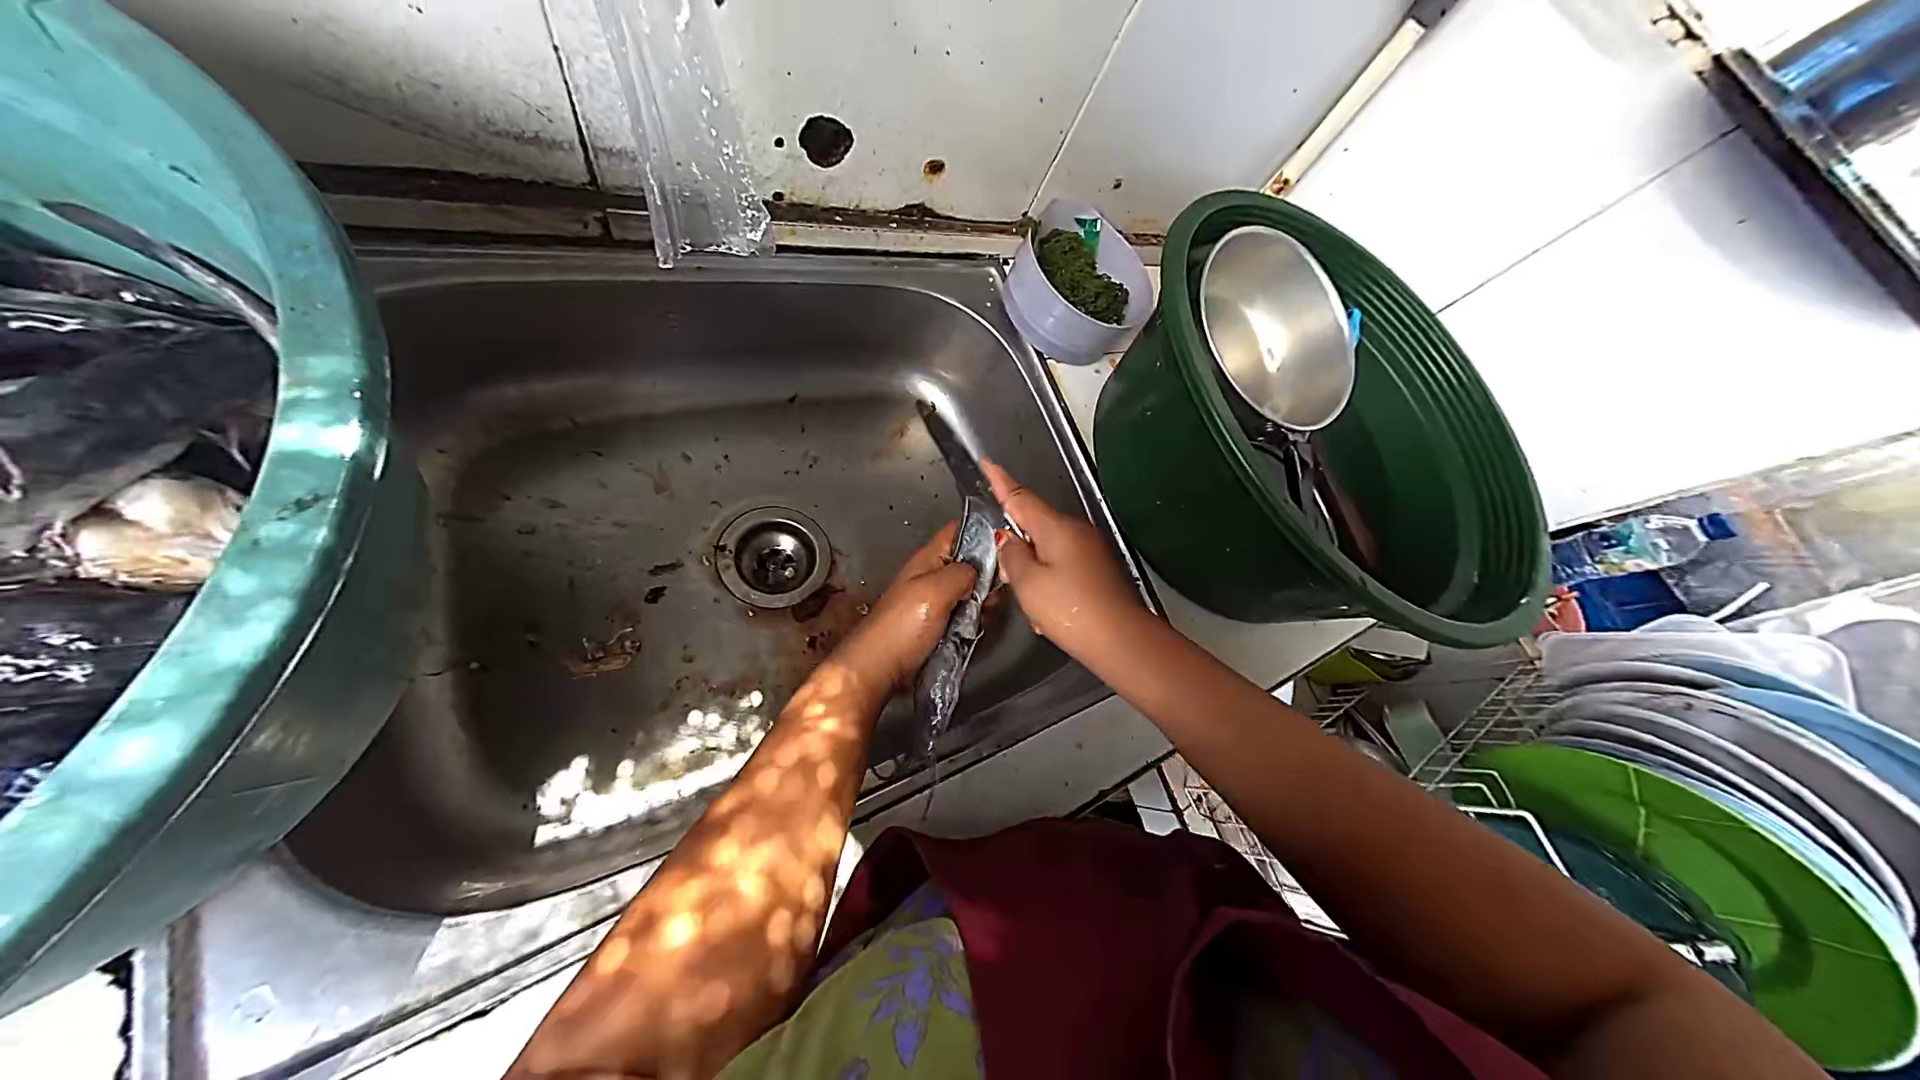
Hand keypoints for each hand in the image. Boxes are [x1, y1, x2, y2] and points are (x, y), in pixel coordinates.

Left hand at [830, 522, 977, 693]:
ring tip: (976, 617)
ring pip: (971, 592)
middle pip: (971, 564)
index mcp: (927, 559)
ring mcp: (935, 601)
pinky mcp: (938, 624)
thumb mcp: (935, 590)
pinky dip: (973, 622)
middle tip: (986, 594)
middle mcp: (932, 576)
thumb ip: (962, 572)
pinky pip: (965, 616)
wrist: (878, 669)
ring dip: (980, 604)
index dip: (982, 533)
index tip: (1003, 549)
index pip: (958, 531)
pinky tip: (971, 631)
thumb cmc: (899, 628)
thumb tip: (979, 571)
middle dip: (986, 577)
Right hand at [984, 461, 1150, 659]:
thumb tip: (1009, 542)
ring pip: (1047, 551)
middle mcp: (1076, 532)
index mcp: (1056, 528)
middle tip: (1004, 569)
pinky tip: (1050, 612)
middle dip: (1015, 545)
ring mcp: (1089, 550)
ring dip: (1032, 572)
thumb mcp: (1027, 584)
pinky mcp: (1096, 570)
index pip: (1020, 496)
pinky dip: (1049, 586)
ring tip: (1033, 603)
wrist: (1121, 640)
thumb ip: (1011, 557)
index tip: (988, 464)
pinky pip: (1062, 568)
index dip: (1000, 481)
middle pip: (1034, 525)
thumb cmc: (1075, 612)